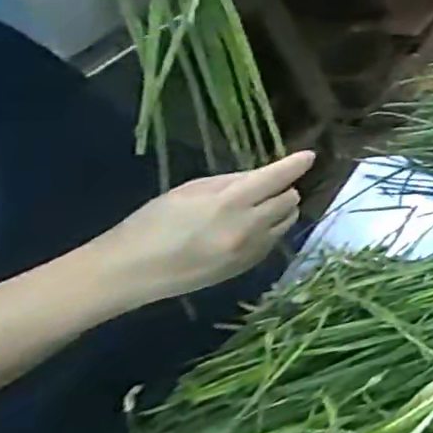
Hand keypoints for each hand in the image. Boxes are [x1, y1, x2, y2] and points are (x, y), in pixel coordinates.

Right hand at [85, 151, 314, 309]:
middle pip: (290, 199)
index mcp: (229, 204)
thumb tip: (266, 174)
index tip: (309, 156)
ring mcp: (250, 250)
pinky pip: (274, 240)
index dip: (296, 164)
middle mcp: (247, 228)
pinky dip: (269, 229)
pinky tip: (245, 229)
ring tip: (255, 209)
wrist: (123, 275)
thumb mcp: (190, 191)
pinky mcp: (248, 267)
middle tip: (263, 189)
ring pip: (288, 220)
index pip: (278, 178)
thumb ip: (234, 181)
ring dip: (279, 210)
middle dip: (282, 189)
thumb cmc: (151, 225)